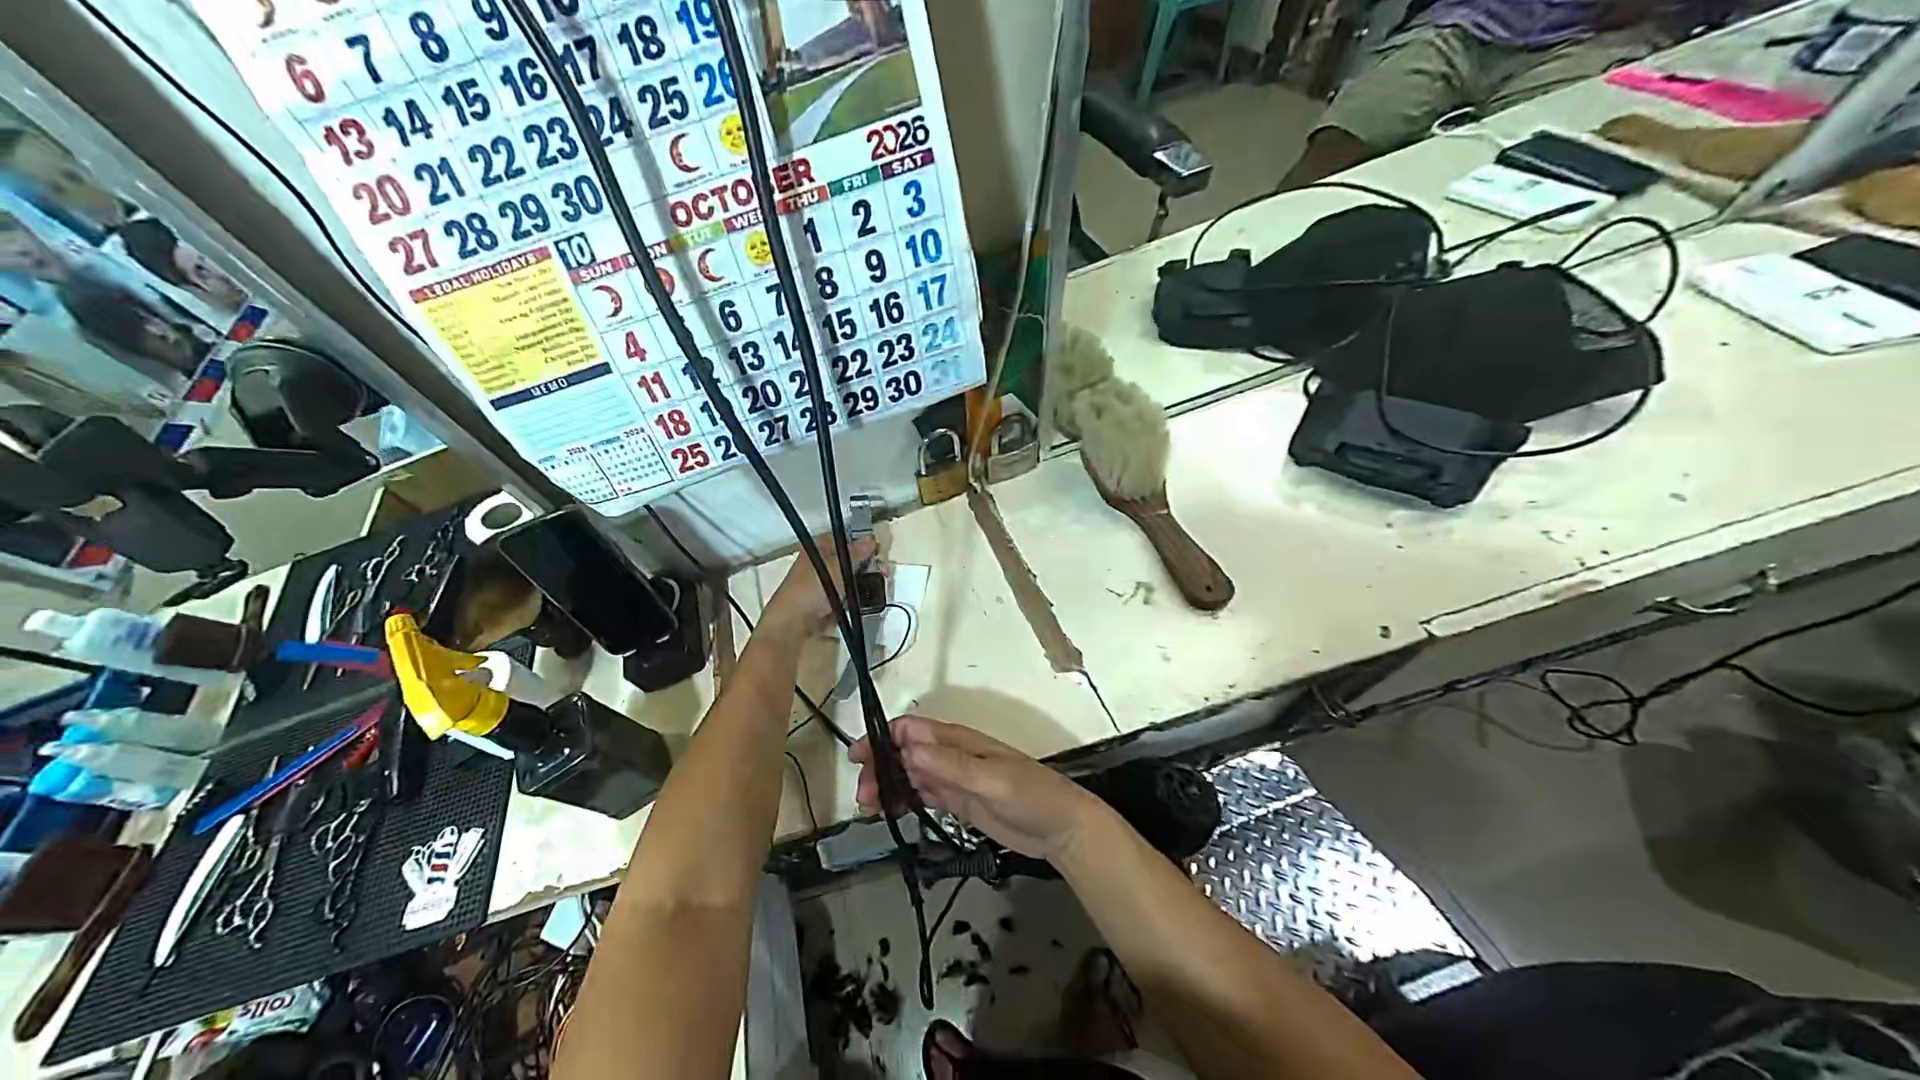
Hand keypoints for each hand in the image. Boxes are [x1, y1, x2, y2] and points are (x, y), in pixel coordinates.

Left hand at [763, 535, 875, 634]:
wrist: (794, 623)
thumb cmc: (812, 588)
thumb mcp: (837, 567)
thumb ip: (856, 553)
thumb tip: (871, 539)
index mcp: (818, 547)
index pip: (844, 538)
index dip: (862, 542)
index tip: (878, 549)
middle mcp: (822, 562)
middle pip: (850, 558)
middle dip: (868, 563)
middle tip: (883, 570)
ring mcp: (826, 582)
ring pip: (852, 576)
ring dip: (867, 579)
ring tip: (881, 583)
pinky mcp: (831, 601)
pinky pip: (850, 593)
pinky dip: (860, 594)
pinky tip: (872, 595)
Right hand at [850, 716, 1109, 862]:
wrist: (1061, 830)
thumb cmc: (1031, 796)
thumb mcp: (992, 779)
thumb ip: (952, 766)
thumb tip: (910, 749)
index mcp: (959, 741)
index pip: (912, 730)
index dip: (882, 738)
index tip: (859, 757)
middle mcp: (952, 756)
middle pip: (904, 753)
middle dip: (880, 768)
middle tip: (864, 797)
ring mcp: (954, 780)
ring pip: (909, 775)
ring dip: (887, 786)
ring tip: (869, 809)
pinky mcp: (958, 803)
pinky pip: (922, 796)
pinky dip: (903, 801)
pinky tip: (889, 813)